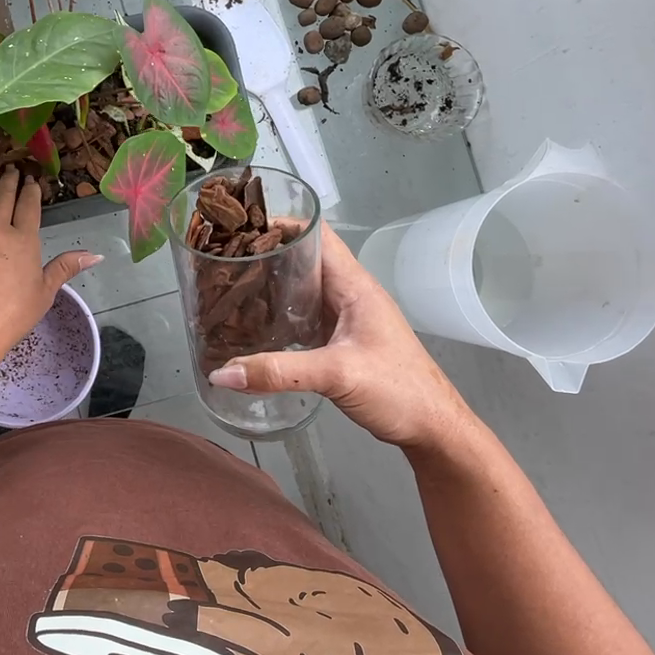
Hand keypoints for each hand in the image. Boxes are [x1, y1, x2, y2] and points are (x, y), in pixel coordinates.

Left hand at [0, 172, 99, 360]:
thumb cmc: (13, 314)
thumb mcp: (45, 291)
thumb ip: (66, 267)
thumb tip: (96, 255)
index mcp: (24, 240)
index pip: (29, 205)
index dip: (31, 191)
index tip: (32, 182)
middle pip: (3, 196)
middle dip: (9, 181)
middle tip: (12, 170)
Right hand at [206, 224, 471, 449]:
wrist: (435, 430)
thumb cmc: (399, 391)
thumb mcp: (337, 375)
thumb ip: (277, 372)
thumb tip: (220, 373)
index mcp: (354, 286)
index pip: (316, 235)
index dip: (280, 224)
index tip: (238, 227)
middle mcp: (348, 295)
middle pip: (302, 259)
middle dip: (264, 254)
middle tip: (219, 259)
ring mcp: (344, 319)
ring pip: (300, 289)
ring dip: (267, 285)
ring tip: (225, 286)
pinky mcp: (338, 342)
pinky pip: (301, 316)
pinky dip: (275, 314)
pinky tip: (250, 325)